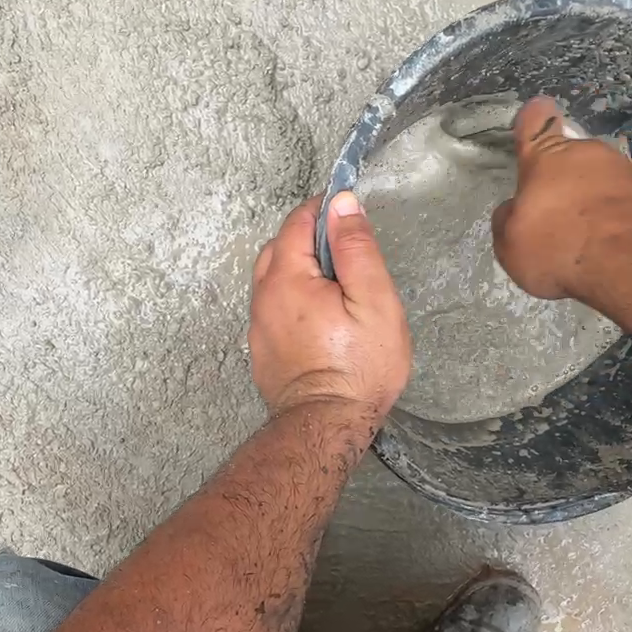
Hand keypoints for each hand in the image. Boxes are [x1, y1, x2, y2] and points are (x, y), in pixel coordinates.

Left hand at [249, 194, 410, 419]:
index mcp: (287, 278)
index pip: (297, 222)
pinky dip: (291, 303)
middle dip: (308, 241)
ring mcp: (258, 329)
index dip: (324, 211)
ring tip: (334, 291)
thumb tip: (343, 205)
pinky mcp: (262, 353)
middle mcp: (263, 299)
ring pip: (272, 282)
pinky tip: (318, 322)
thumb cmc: (358, 368)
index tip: (348, 215)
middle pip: (278, 249)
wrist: (326, 426)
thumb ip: (356, 249)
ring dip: (297, 273)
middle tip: (345, 255)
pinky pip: (273, 313)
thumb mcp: (373, 301)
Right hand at [492, 96, 631, 301]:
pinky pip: (623, 202)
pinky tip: (609, 247)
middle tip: (555, 221)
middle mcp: (587, 154)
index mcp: (546, 160)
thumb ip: (508, 220)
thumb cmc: (559, 247)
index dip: (532, 119)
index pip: (536, 121)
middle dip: (562, 183)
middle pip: (570, 159)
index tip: (533, 119)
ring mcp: (624, 170)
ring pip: (599, 180)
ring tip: (584, 241)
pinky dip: (614, 219)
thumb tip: (515, 208)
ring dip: (590, 203)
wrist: (630, 260)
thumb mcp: (511, 244)